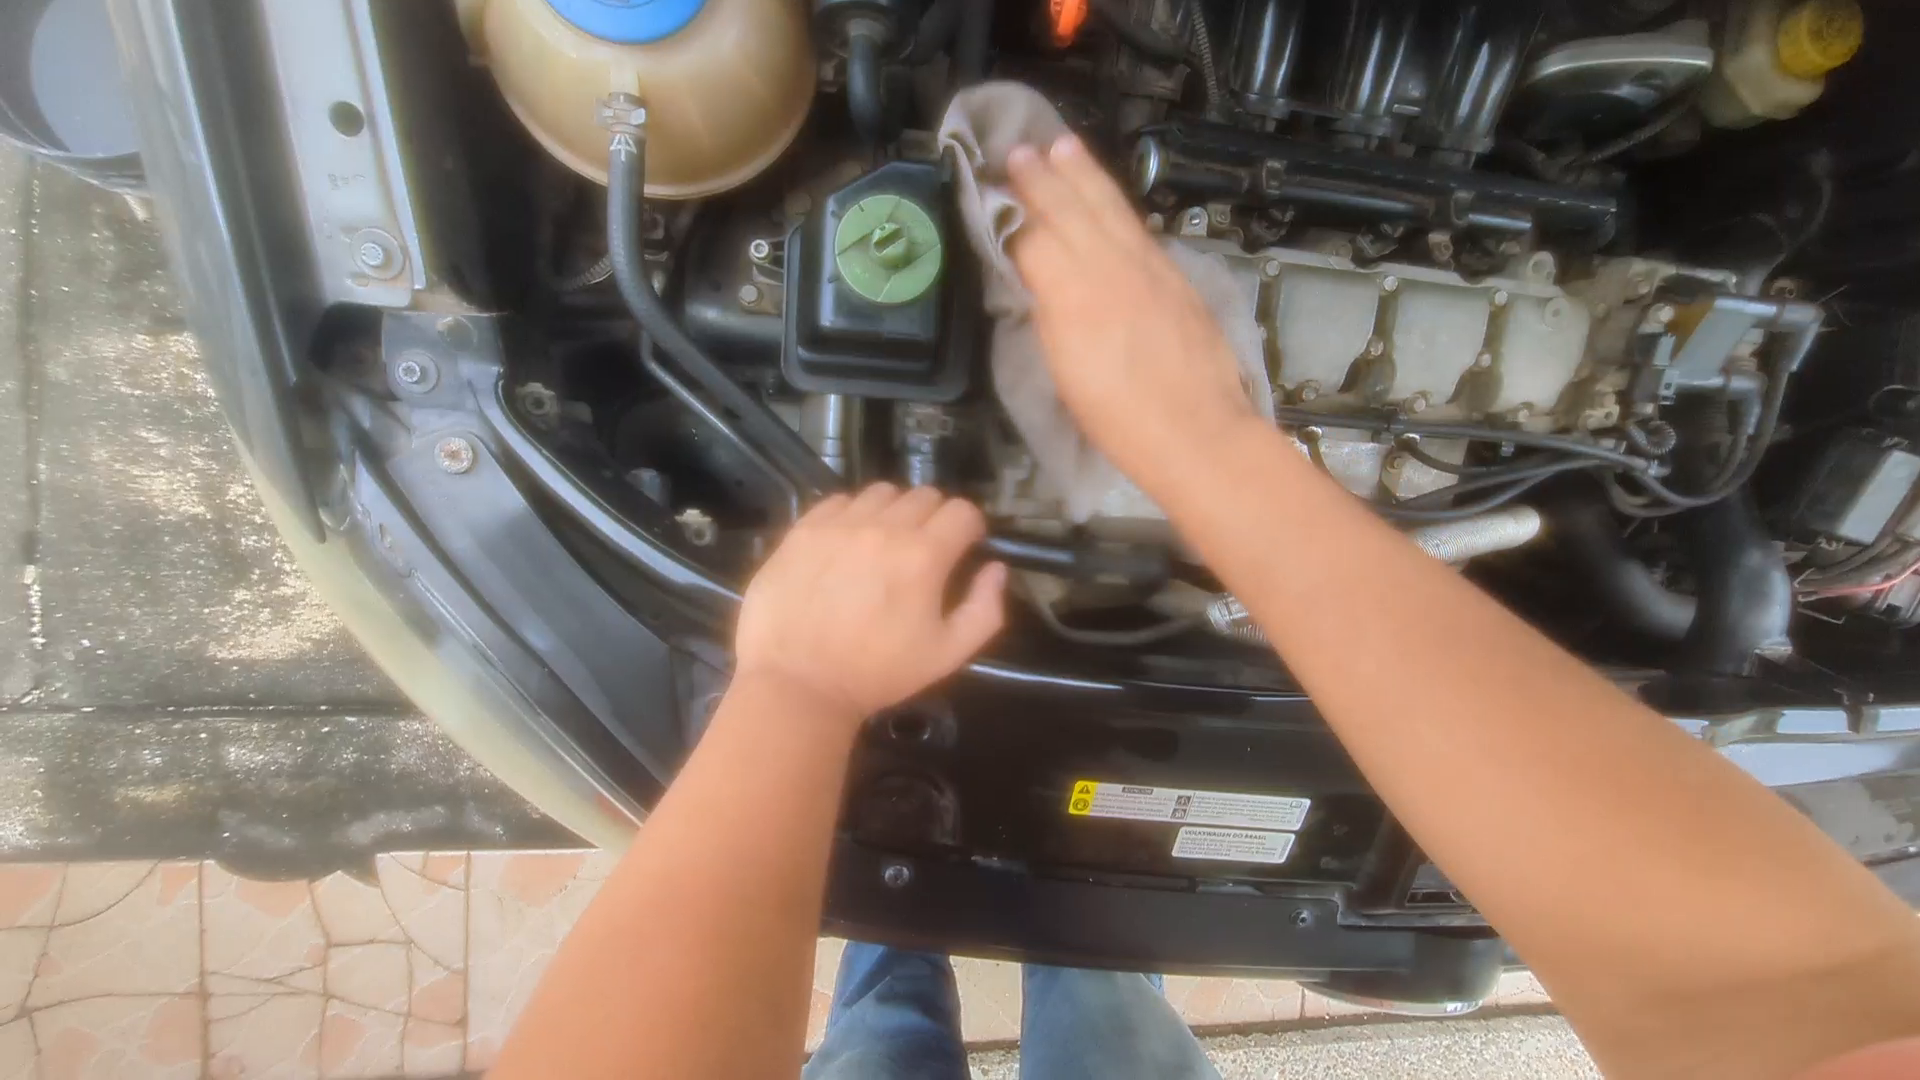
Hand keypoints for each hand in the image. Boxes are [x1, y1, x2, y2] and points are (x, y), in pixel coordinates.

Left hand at [734, 483, 1006, 721]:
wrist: (797, 685)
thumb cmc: (877, 674)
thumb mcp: (947, 656)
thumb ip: (984, 609)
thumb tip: (996, 569)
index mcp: (923, 556)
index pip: (962, 511)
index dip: (970, 528)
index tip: (962, 548)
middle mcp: (883, 528)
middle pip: (924, 495)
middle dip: (934, 518)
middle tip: (924, 550)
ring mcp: (839, 524)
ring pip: (882, 493)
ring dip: (893, 511)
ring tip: (883, 543)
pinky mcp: (802, 530)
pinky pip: (839, 501)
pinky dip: (852, 515)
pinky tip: (846, 544)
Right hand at [1007, 134, 1258, 492]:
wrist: (1196, 430)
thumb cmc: (1119, 420)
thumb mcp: (1065, 373)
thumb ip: (1051, 318)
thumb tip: (1040, 285)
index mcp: (1073, 295)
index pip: (1033, 239)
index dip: (1009, 217)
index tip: (992, 195)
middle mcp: (1110, 266)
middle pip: (1071, 208)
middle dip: (1042, 178)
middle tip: (1020, 151)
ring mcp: (1149, 267)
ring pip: (1111, 207)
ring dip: (1084, 175)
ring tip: (1064, 147)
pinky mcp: (1176, 278)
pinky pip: (1138, 228)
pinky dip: (1116, 206)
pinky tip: (1110, 202)